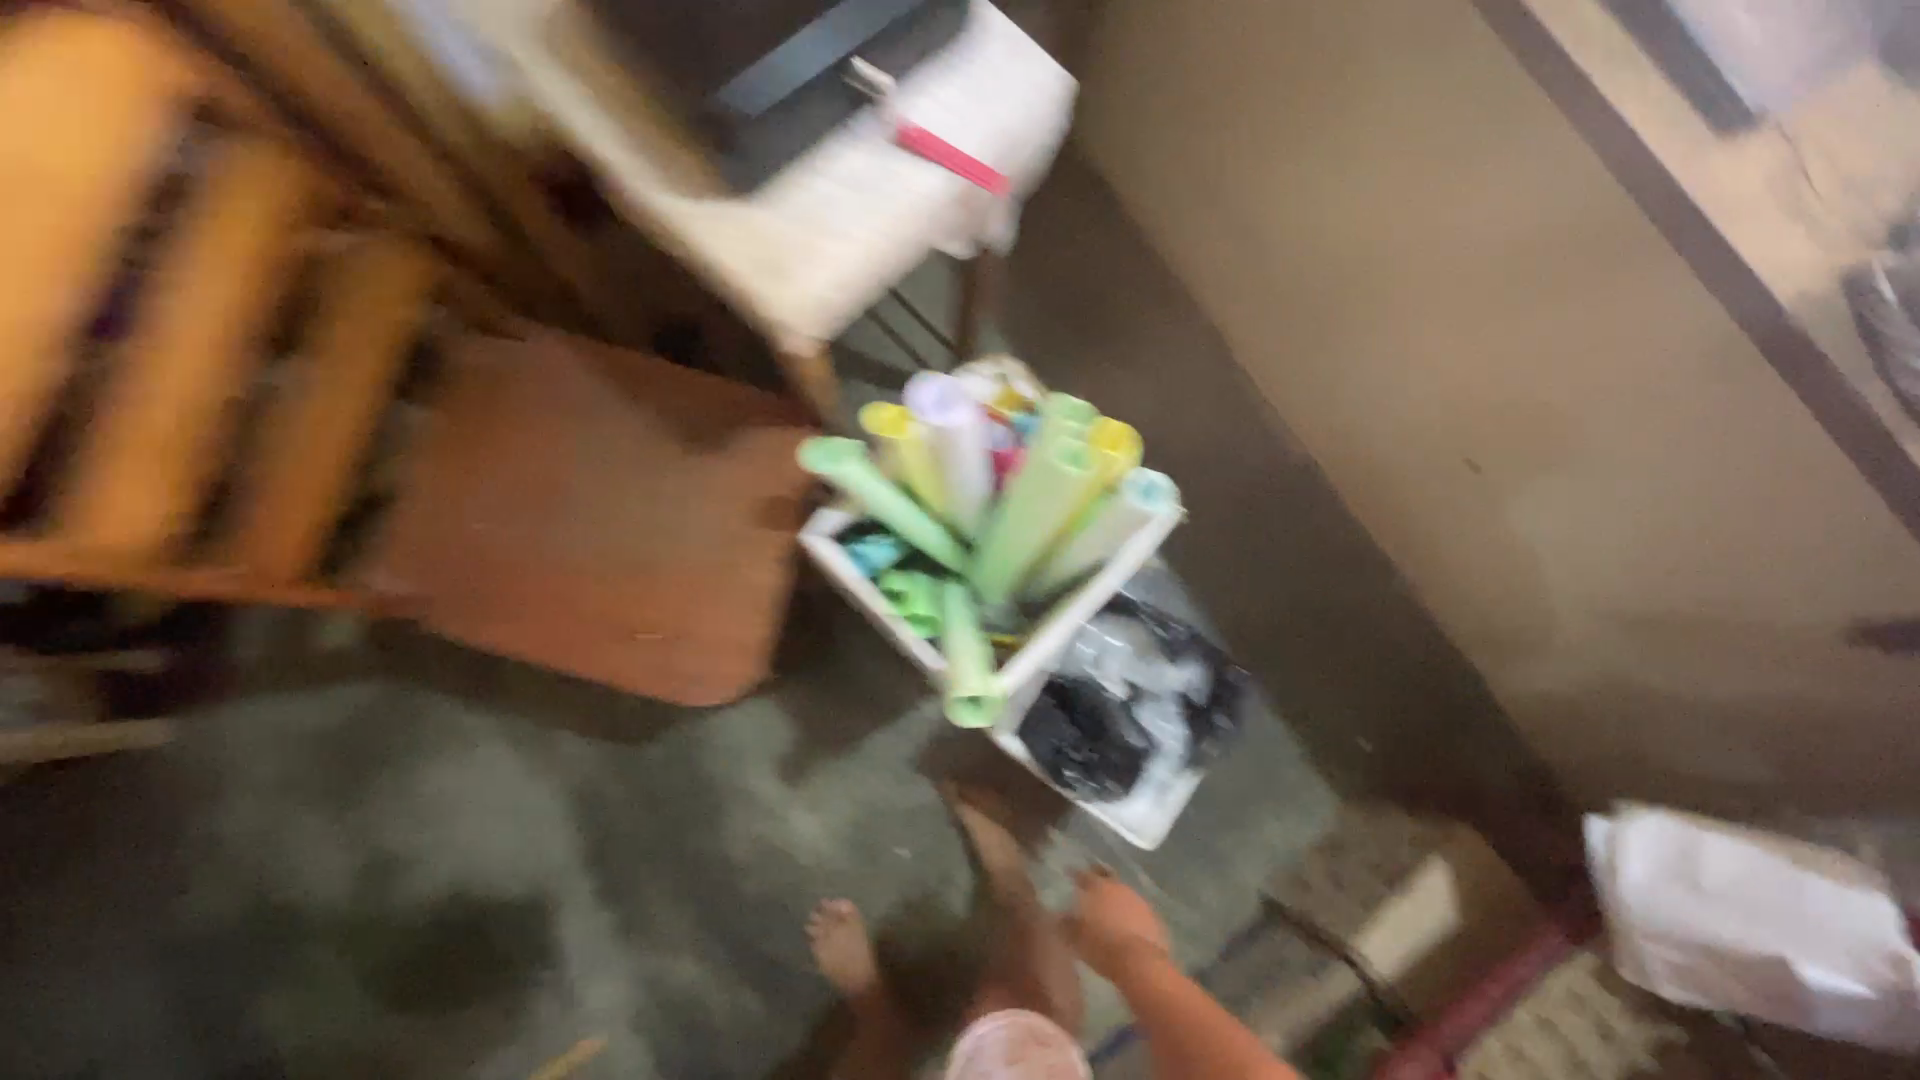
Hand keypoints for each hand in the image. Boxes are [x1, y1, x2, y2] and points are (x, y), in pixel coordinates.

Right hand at [1066, 865, 1170, 980]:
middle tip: (1091, 880)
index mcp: (1097, 888)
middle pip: (1106, 875)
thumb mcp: (1076, 938)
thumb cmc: (1102, 947)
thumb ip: (1066, 923)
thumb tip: (1059, 915)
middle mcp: (1118, 887)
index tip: (1068, 871)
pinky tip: (1126, 920)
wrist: (1140, 963)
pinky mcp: (1153, 916)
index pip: (1082, 874)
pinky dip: (1130, 910)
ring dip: (1116, 894)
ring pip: (1123, 890)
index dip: (1074, 873)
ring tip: (1109, 903)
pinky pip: (1137, 907)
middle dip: (1098, 876)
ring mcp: (1139, 899)